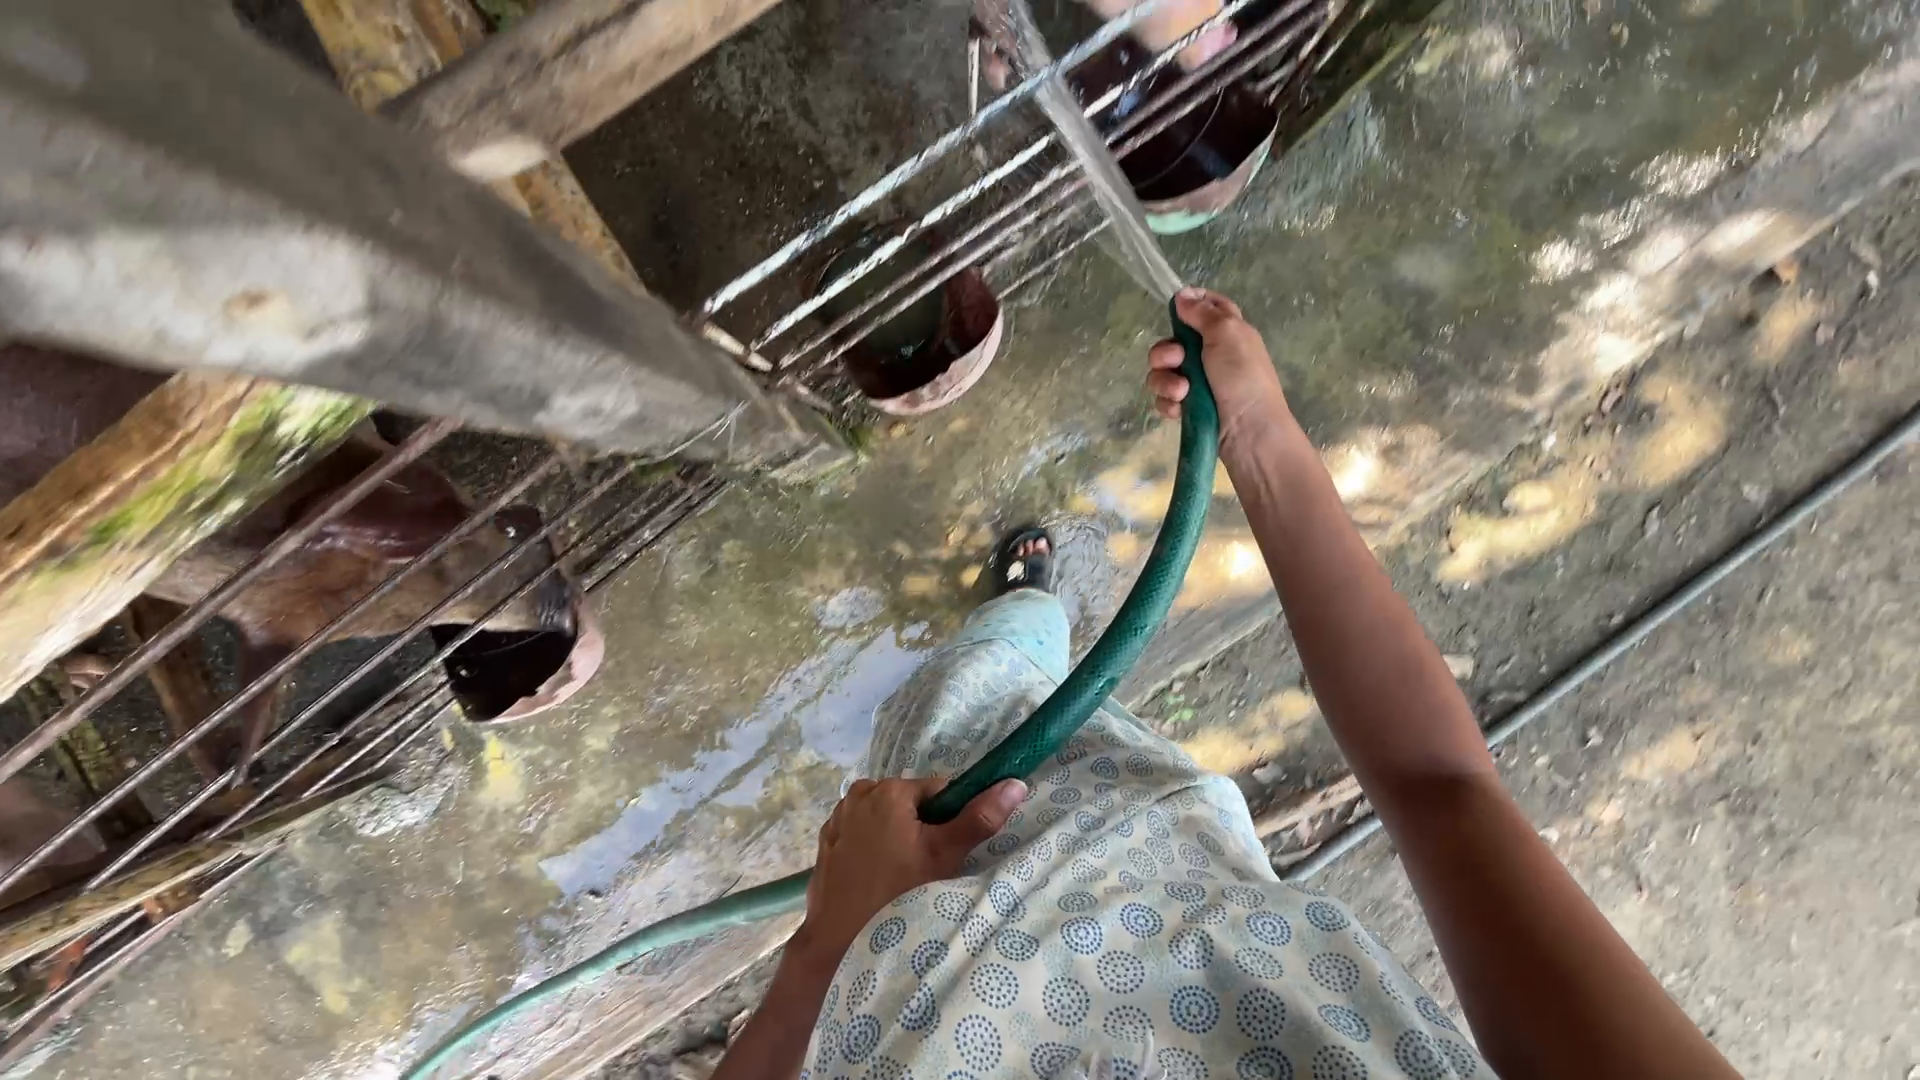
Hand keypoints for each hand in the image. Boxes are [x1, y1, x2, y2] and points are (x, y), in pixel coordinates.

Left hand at [791, 776, 1025, 965]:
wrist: (837, 942)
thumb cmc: (895, 893)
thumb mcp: (943, 855)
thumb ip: (979, 818)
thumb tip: (1015, 784)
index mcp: (889, 789)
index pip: (939, 792)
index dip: (949, 821)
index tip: (944, 852)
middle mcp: (860, 793)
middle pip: (911, 805)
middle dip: (921, 830)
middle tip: (922, 869)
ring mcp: (839, 817)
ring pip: (886, 819)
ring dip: (896, 838)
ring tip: (898, 877)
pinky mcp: (826, 841)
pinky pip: (862, 834)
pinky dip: (872, 848)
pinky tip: (875, 878)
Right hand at [1148, 287, 1289, 452]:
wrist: (1248, 429)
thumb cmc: (1242, 376)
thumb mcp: (1227, 333)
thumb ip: (1202, 313)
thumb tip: (1182, 294)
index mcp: (1227, 331)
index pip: (1207, 306)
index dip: (1190, 304)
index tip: (1176, 308)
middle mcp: (1211, 354)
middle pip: (1173, 342)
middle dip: (1166, 352)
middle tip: (1176, 360)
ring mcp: (1198, 383)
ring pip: (1162, 373)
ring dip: (1165, 381)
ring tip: (1181, 393)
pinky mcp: (1188, 407)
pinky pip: (1164, 399)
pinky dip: (1168, 403)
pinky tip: (1179, 410)